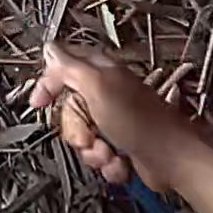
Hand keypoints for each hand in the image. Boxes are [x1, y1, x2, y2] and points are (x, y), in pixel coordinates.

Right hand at [30, 42, 204, 191]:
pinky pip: (96, 155)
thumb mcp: (98, 87)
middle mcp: (104, 92)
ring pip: (81, 136)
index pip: (61, 67)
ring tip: (110, 151)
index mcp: (99, 71)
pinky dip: (107, 164)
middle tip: (89, 133)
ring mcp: (111, 119)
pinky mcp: (118, 144)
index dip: (47, 83)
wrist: (173, 160)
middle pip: (67, 109)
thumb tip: (50, 48)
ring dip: (93, 151)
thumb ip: (69, 67)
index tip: (39, 101)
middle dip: (76, 129)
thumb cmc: (143, 122)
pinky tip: (120, 161)